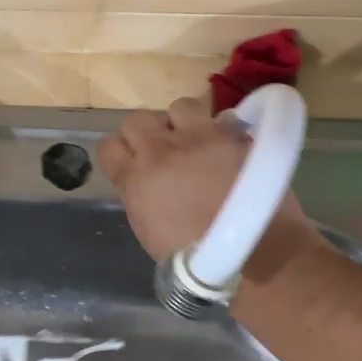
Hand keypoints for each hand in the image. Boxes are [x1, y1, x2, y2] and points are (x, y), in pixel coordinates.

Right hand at [96, 95, 318, 273]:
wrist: (252, 251)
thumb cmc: (192, 253)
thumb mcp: (146, 225)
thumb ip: (138, 191)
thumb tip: (143, 175)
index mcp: (133, 178)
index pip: (109, 145)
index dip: (121, 152)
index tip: (133, 161)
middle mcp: (160, 151)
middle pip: (137, 120)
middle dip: (147, 132)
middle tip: (163, 149)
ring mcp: (199, 139)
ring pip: (179, 107)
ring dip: (183, 121)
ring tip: (196, 139)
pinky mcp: (234, 137)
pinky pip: (221, 118)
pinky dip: (220, 130)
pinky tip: (226, 147)